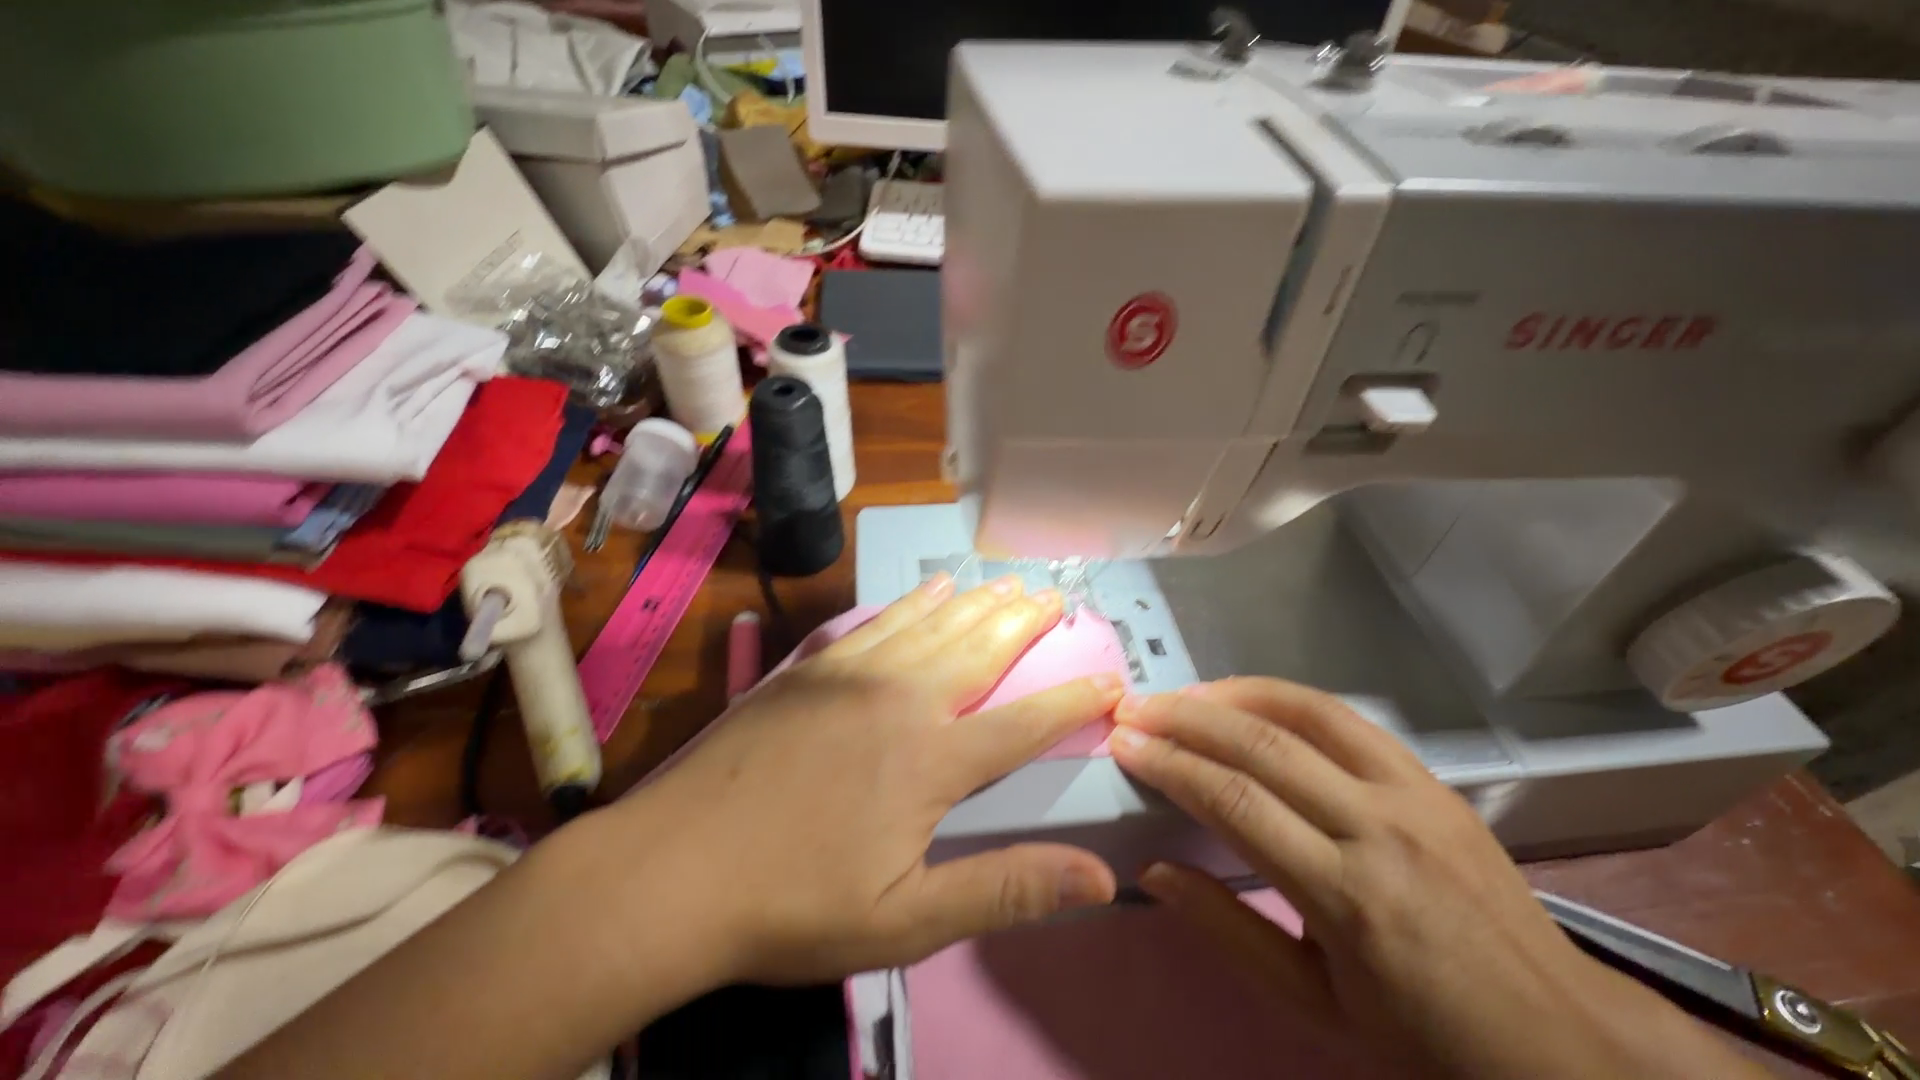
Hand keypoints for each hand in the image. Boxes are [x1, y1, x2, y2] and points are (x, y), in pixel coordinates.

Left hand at [615, 574, 1124, 985]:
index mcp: (931, 760)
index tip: (1114, 680)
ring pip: (931, 624)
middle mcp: (899, 700)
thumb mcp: (905, 922)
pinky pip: (876, 622)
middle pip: (979, 649)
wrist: (669, 871)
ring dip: (976, 603)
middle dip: (1025, 622)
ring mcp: (847, 676)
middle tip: (1056, 595)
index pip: (1024, 723)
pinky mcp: (805, 670)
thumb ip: (1003, 890)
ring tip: (1009, 583)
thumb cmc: (790, 906)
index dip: (1075, 702)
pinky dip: (912, 603)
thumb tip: (1100, 878)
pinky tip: (928, 591)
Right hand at [1108, 678, 1765, 1079]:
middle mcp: (1380, 827)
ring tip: (1183, 694)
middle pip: (1264, 745)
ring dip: (1237, 693)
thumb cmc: (1420, 1033)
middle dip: (1188, 718)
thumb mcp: (1313, 1004)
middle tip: (1135, 708)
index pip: (1236, 801)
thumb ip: (1228, 928)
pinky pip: (1351, 721)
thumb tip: (1153, 870)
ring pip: (1311, 713)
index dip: (1170, 765)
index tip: (1124, 744)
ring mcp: (1415, 794)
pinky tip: (1252, 702)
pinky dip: (1290, 700)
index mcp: (1346, 895)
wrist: (1554, 1035)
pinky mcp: (1435, 781)